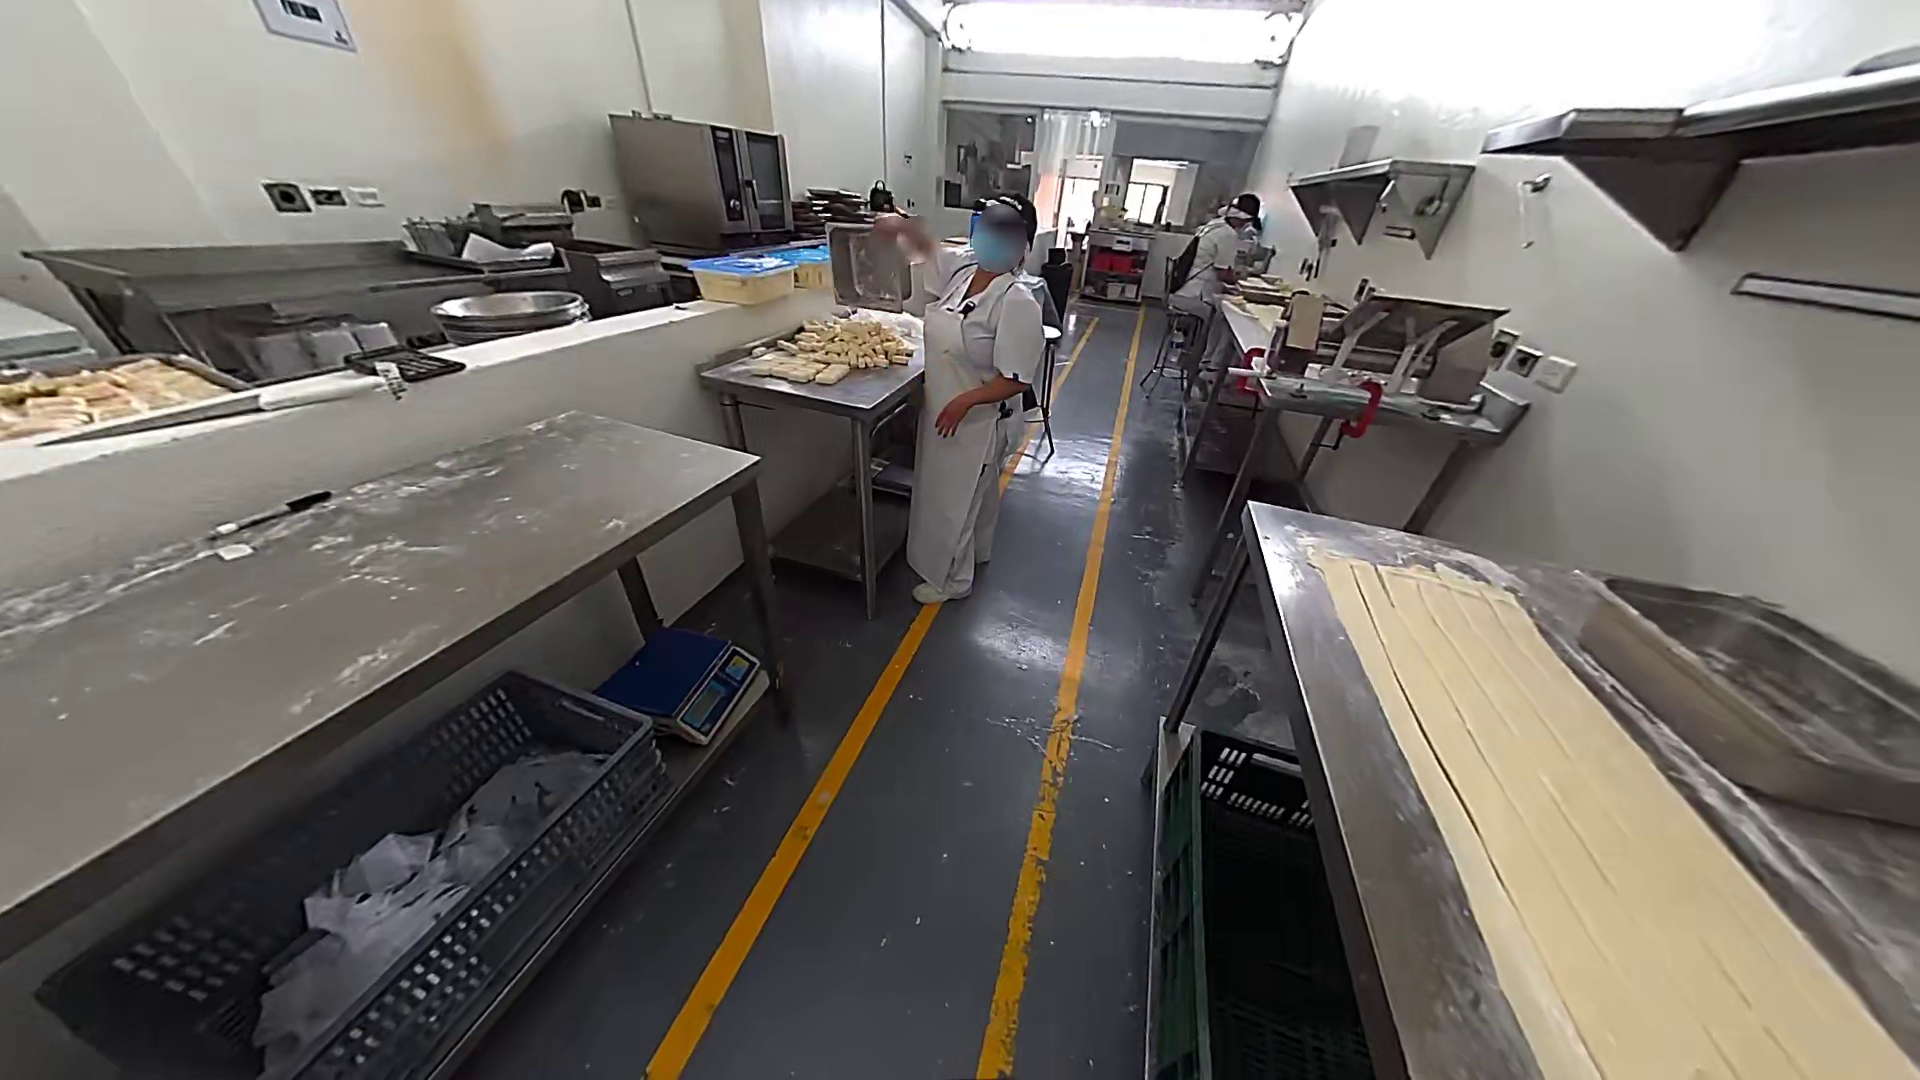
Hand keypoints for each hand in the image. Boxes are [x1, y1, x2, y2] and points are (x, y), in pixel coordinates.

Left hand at [935, 393, 973, 436]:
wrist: (963, 402)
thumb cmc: (957, 401)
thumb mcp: (949, 405)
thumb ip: (946, 410)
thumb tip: (944, 414)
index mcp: (944, 411)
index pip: (939, 418)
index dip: (937, 423)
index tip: (936, 426)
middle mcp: (947, 416)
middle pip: (942, 424)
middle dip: (940, 429)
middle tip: (938, 433)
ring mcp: (952, 419)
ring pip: (947, 427)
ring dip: (945, 432)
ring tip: (944, 436)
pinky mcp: (957, 421)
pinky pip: (954, 428)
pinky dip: (953, 431)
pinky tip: (952, 434)